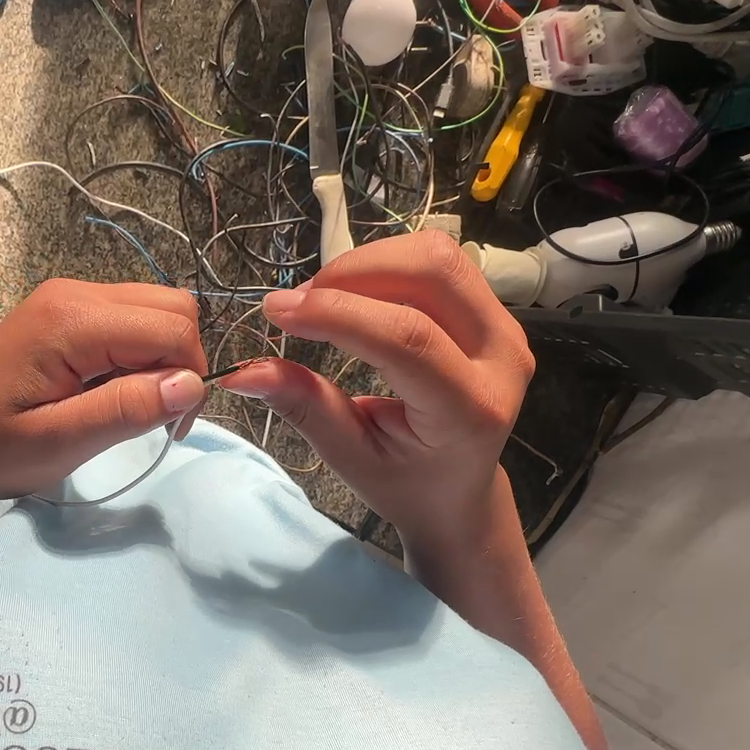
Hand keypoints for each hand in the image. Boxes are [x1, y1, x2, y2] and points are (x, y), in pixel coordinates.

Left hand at [0, 280, 207, 502]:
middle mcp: (75, 293)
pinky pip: (126, 322)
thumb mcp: (59, 442)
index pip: (171, 329)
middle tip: (155, 419)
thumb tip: (191, 384)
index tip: (172, 429)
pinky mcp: (63, 313)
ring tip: (129, 409)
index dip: (189, 378)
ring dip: (159, 361)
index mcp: (72, 320)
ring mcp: (67, 298)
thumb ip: (126, 409)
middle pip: (171, 308)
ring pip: (153, 311)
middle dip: (180, 364)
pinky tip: (109, 392)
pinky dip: (136, 357)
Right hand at [217, 230, 532, 554]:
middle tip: (298, 303)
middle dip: (352, 272)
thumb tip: (244, 372)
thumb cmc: (404, 484)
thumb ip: (305, 407)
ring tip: (320, 299)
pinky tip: (350, 296)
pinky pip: (437, 264)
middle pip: (432, 273)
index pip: (406, 338)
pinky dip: (382, 266)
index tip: (275, 309)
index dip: (336, 313)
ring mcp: (505, 328)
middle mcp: (502, 357)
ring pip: (435, 257)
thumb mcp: (349, 458)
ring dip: (365, 263)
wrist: (458, 492)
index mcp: (469, 409)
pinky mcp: (492, 312)